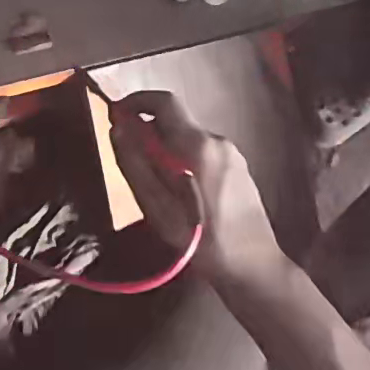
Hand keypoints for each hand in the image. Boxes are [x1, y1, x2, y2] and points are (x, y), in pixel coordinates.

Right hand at [107, 91, 285, 286]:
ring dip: (165, 148)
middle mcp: (218, 140)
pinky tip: (179, 192)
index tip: (116, 115)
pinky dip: (183, 158)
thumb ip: (136, 165)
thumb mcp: (158, 208)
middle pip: (176, 120)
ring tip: (153, 183)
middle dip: (148, 130)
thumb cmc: (201, 242)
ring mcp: (232, 154)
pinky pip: (202, 152)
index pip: (164, 102)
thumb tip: (118, 128)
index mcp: (198, 146)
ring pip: (188, 138)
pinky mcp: (238, 168)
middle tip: (128, 158)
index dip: (136, 102)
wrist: (254, 268)